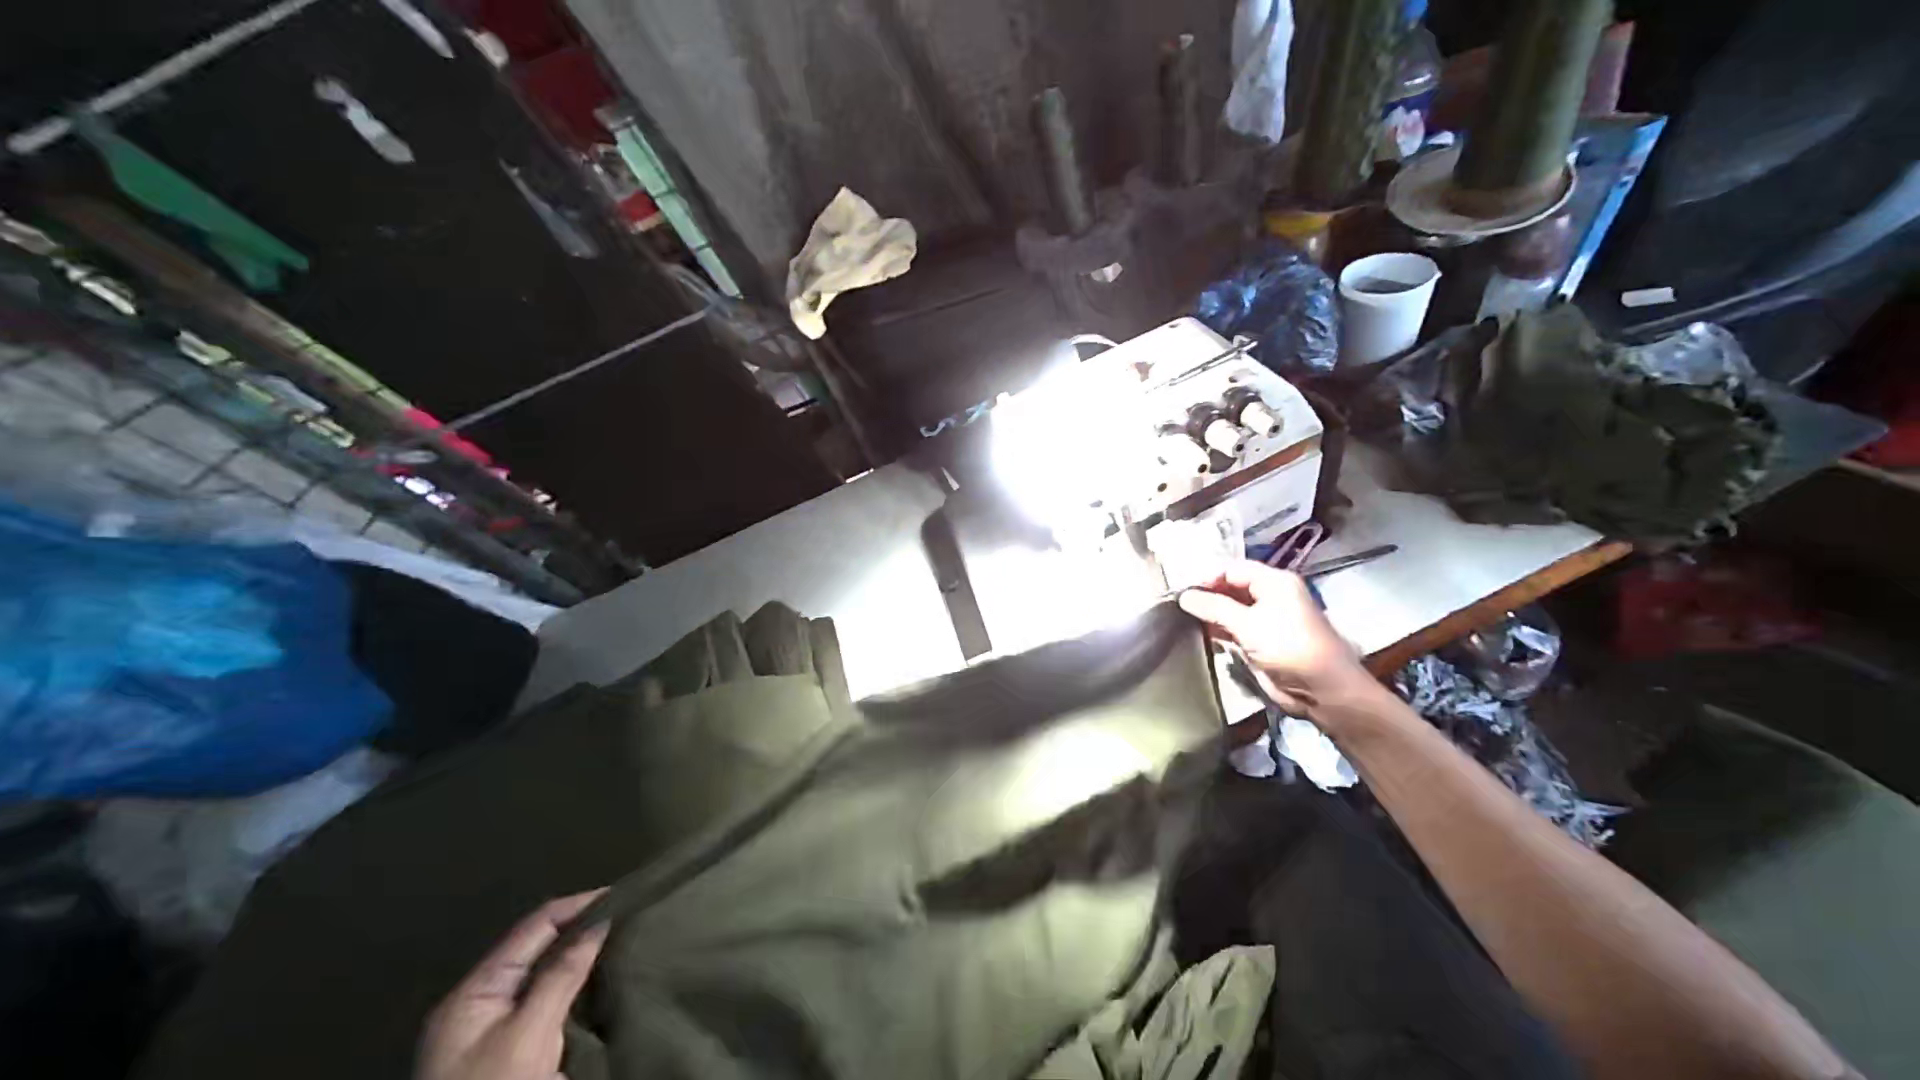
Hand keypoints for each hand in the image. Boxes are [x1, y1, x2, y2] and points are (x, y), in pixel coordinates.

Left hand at [416, 891, 609, 1079]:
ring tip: (621, 939)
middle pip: (535, 947)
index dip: (576, 905)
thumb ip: (562, 976)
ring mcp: (491, 1031)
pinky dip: (573, 984)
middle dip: (579, 927)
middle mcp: (479, 1003)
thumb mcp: (529, 1036)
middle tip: (627, 915)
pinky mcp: (508, 1053)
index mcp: (473, 991)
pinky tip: (599, 980)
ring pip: (542, 973)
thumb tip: (599, 923)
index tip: (621, 894)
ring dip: (578, 955)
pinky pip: (545, 1001)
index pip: (532, 927)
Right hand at [1178, 560, 1378, 730]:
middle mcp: (1270, 595)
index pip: (1232, 569)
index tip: (1183, 592)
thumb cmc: (1288, 647)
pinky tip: (1200, 633)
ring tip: (1184, 618)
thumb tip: (1184, 596)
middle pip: (1230, 587)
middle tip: (1179, 605)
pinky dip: (1217, 629)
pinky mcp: (1259, 640)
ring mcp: (1264, 619)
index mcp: (1274, 582)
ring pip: (1230, 608)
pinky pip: (1233, 628)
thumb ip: (1213, 608)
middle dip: (1207, 595)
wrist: (1320, 689)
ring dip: (1210, 613)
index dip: (1207, 578)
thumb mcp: (1248, 624)